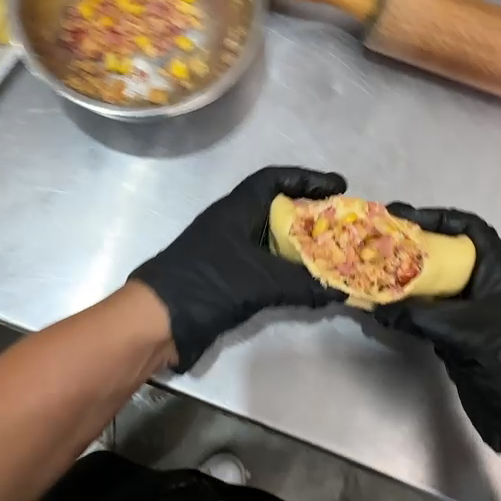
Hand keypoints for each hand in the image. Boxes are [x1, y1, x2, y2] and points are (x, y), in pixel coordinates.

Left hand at [131, 166, 347, 371]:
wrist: (158, 321)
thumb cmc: (206, 284)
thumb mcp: (259, 281)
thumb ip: (302, 283)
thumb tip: (340, 291)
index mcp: (236, 210)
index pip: (274, 180)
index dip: (307, 179)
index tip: (338, 187)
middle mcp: (233, 225)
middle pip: (277, 209)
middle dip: (311, 214)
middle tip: (343, 224)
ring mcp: (230, 253)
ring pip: (273, 241)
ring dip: (301, 246)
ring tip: (334, 253)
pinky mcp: (229, 280)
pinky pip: (267, 267)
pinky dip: (289, 272)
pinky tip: (311, 284)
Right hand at [373, 204, 500, 450]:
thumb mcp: (464, 330)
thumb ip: (418, 315)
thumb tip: (377, 307)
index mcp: (498, 271)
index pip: (471, 229)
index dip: (439, 217)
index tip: (404, 217)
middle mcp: (485, 286)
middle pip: (448, 254)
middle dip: (415, 247)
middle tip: (381, 243)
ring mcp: (472, 313)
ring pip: (435, 285)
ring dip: (407, 280)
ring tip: (375, 272)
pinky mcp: (460, 338)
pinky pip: (429, 314)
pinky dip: (407, 310)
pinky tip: (384, 309)